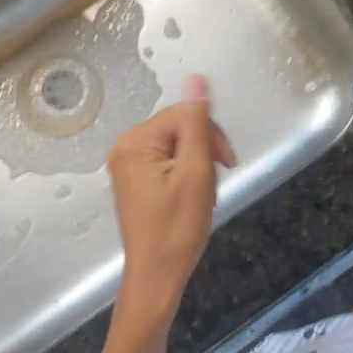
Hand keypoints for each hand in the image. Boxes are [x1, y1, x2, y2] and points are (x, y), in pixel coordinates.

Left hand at [107, 74, 237, 327]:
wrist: (156, 276)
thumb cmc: (178, 227)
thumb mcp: (195, 171)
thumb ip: (196, 123)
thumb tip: (196, 77)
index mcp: (135, 141)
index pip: (184, 114)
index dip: (212, 135)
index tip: (228, 165)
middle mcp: (124, 147)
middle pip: (179, 128)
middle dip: (204, 151)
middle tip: (216, 183)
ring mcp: (126, 166)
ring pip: (177, 147)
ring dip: (198, 166)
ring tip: (205, 196)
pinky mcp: (134, 182)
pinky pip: (167, 163)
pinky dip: (186, 176)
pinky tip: (194, 198)